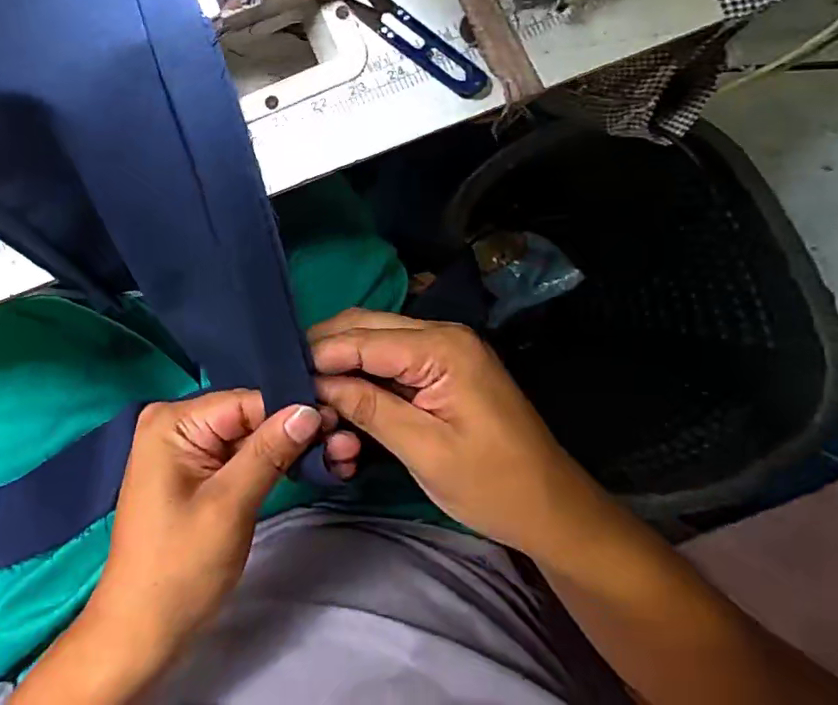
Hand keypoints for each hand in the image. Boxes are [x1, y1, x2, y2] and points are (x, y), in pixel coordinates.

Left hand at [84, 392, 357, 666]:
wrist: (140, 630)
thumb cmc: (179, 568)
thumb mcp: (229, 506)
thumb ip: (269, 452)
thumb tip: (308, 409)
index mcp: (173, 421)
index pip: (245, 401)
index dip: (293, 408)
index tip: (339, 420)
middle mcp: (175, 423)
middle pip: (248, 416)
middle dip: (296, 429)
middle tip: (348, 444)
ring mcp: (184, 448)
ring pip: (249, 436)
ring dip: (290, 447)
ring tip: (342, 455)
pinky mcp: (195, 472)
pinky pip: (239, 456)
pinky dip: (272, 463)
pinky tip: (310, 465)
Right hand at [309, 308, 567, 550]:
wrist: (555, 511)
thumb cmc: (494, 485)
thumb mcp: (425, 451)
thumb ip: (369, 407)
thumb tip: (316, 383)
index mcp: (443, 348)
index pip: (364, 338)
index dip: (319, 355)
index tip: (281, 375)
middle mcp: (442, 334)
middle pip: (366, 326)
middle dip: (325, 351)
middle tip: (289, 381)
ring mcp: (445, 348)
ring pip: (374, 338)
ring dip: (342, 361)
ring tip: (312, 392)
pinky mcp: (443, 367)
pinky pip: (391, 357)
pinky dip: (363, 373)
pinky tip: (342, 395)